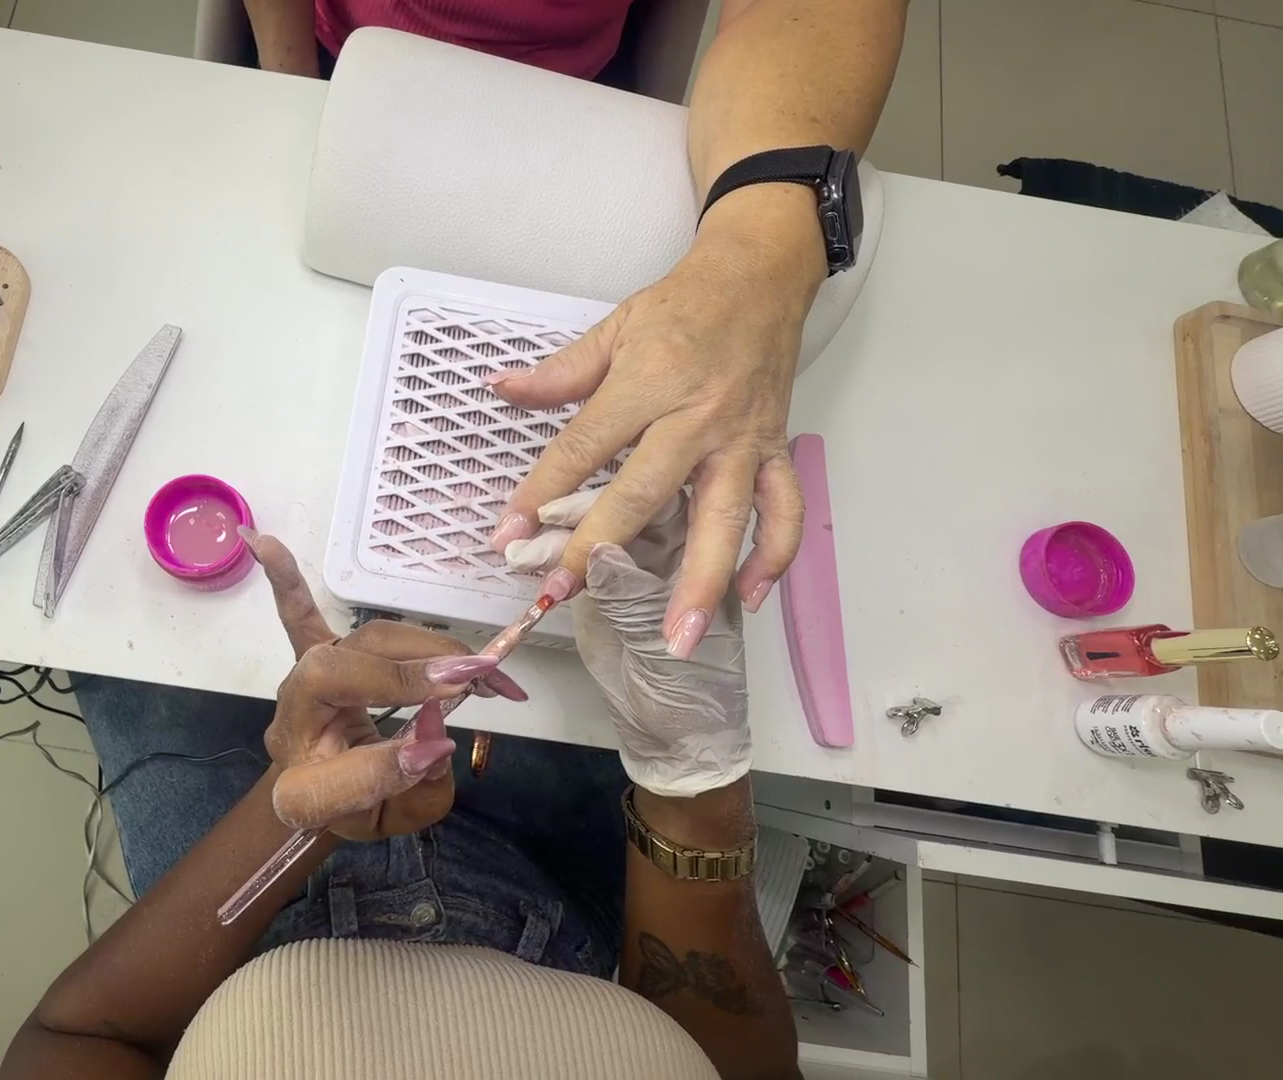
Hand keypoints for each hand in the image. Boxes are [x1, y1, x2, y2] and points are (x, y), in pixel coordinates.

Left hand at [245, 529, 526, 838]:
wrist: (328, 794)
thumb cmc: (359, 807)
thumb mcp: (392, 818)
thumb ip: (411, 784)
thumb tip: (436, 739)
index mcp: (304, 766)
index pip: (344, 739)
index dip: (398, 709)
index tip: (450, 718)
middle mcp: (296, 711)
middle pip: (350, 663)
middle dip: (419, 669)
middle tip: (483, 679)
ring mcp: (306, 676)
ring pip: (366, 639)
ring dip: (427, 645)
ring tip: (483, 667)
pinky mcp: (317, 654)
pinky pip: (299, 615)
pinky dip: (286, 581)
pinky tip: (262, 544)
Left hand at [487, 208, 822, 659]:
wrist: (759, 278)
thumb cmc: (679, 307)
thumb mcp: (612, 329)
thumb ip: (557, 373)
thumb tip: (499, 388)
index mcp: (647, 383)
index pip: (582, 448)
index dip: (540, 494)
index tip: (506, 534)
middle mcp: (696, 418)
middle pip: (644, 494)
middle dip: (601, 550)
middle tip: (565, 596)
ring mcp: (742, 440)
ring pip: (724, 518)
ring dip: (700, 582)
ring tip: (678, 638)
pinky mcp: (776, 451)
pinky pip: (783, 510)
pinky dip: (773, 557)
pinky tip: (748, 598)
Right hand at [505, 494, 747, 798]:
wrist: (674, 742)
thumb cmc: (691, 698)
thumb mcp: (664, 649)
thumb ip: (633, 599)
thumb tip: (600, 547)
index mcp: (698, 562)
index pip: (661, 510)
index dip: (618, 500)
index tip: (576, 509)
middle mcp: (663, 558)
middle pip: (619, 515)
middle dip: (576, 515)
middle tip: (538, 519)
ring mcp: (627, 575)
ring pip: (590, 539)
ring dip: (554, 541)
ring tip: (517, 550)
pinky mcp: (599, 595)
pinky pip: (573, 568)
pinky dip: (548, 562)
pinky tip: (524, 560)